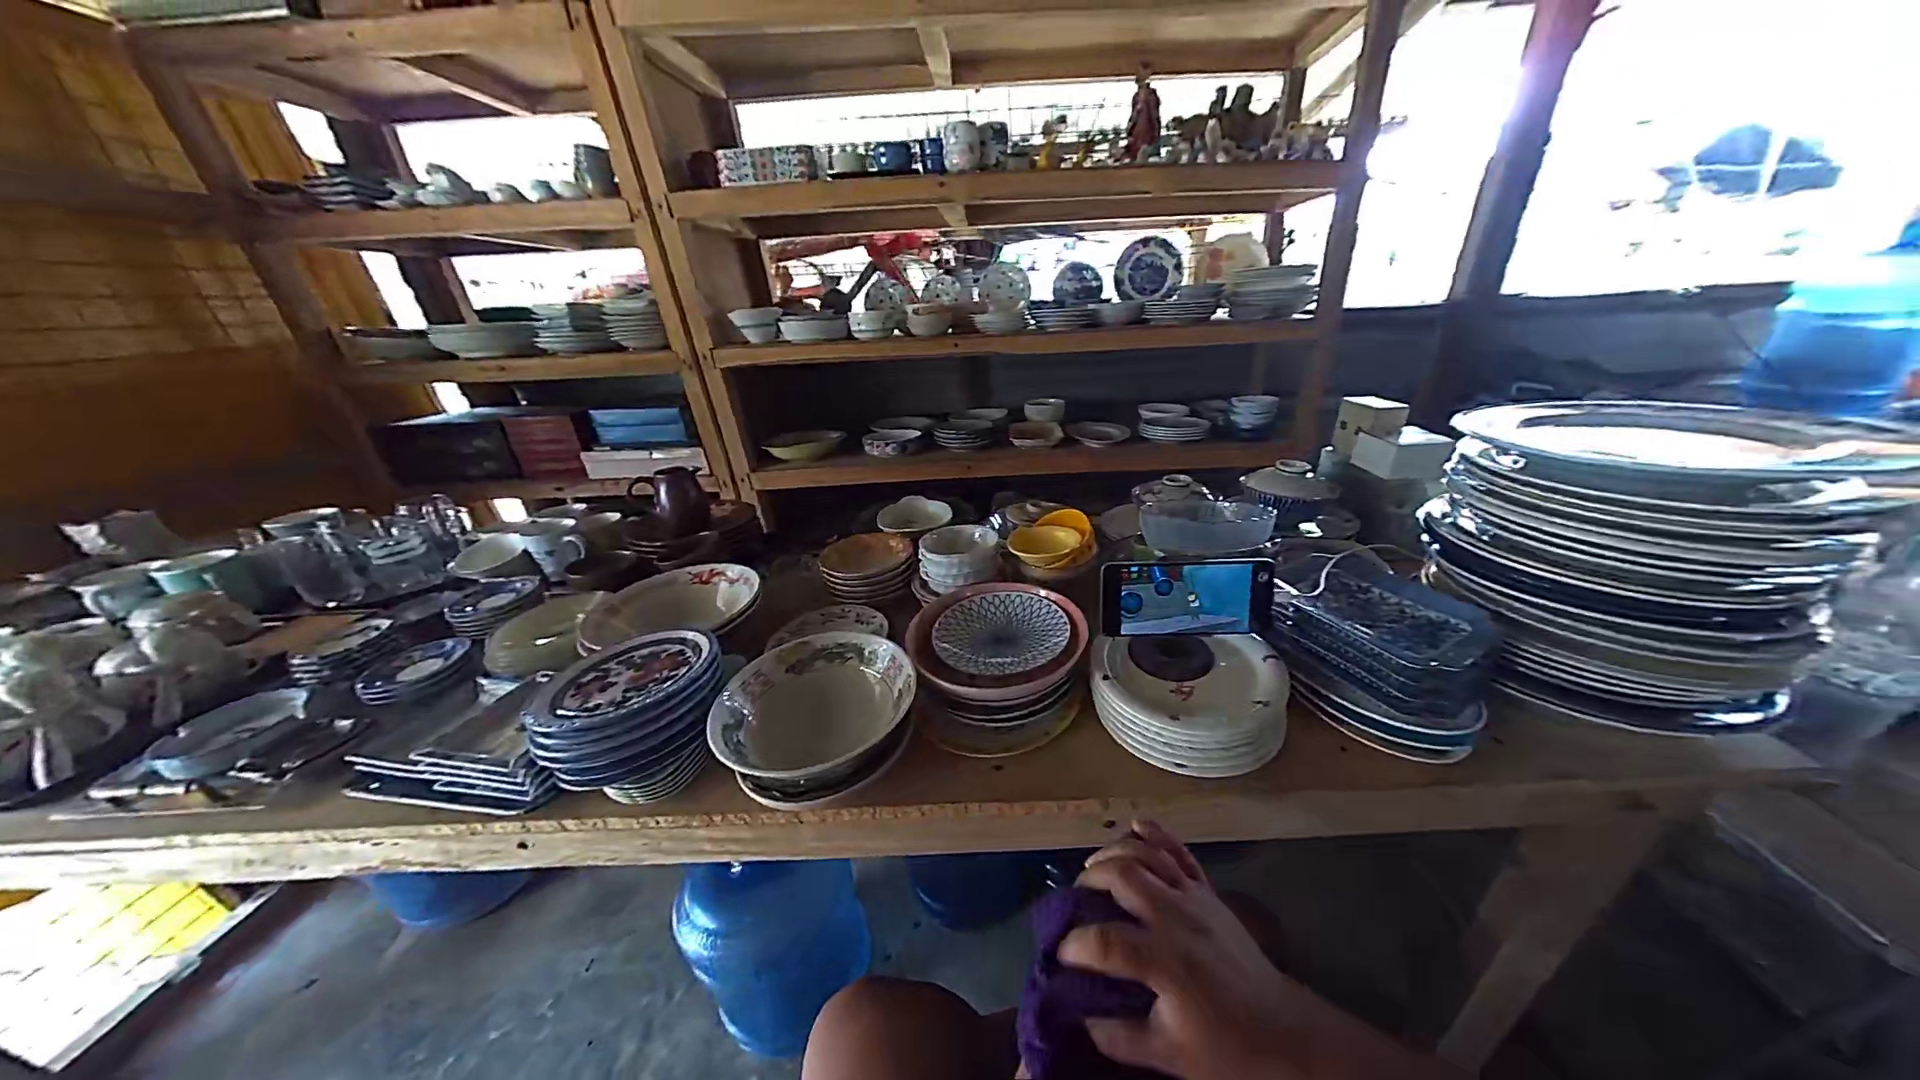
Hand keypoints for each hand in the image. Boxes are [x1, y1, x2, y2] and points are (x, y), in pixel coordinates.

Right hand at [1062, 821, 1453, 1079]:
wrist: (1287, 1033)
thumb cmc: (1229, 1049)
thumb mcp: (1171, 1057)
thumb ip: (1119, 1037)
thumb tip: (1078, 1018)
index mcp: (1165, 960)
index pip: (1104, 941)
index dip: (1074, 945)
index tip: (1058, 955)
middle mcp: (1176, 917)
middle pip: (1121, 876)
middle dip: (1089, 882)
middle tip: (1074, 901)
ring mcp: (1195, 897)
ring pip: (1147, 854)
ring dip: (1114, 853)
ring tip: (1093, 868)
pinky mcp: (1208, 891)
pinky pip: (1180, 852)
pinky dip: (1157, 833)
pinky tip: (1136, 825)